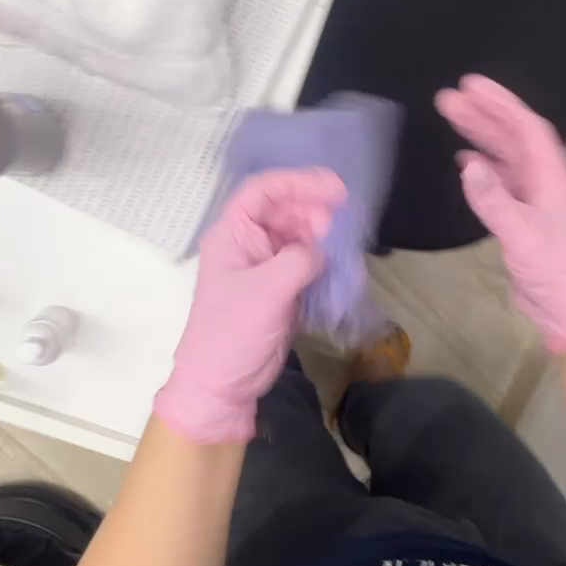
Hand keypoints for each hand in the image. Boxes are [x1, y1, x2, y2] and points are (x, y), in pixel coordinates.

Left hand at [154, 168, 345, 442]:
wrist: (223, 384)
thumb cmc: (233, 333)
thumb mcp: (266, 292)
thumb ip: (298, 260)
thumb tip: (320, 250)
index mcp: (232, 235)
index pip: (262, 191)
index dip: (296, 182)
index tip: (333, 188)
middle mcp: (247, 244)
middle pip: (283, 210)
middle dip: (313, 209)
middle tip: (340, 222)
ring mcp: (264, 266)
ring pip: (297, 235)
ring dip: (321, 235)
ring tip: (341, 245)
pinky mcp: (280, 288)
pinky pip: (305, 262)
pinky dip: (323, 259)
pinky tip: (340, 264)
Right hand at [436, 75, 565, 354]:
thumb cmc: (554, 270)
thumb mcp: (522, 234)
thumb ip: (494, 200)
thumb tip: (468, 164)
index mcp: (551, 178)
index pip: (526, 128)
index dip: (500, 103)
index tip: (470, 86)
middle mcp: (544, 181)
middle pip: (513, 137)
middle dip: (483, 114)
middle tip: (448, 98)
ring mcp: (533, 199)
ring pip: (505, 157)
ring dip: (480, 136)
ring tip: (451, 118)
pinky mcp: (522, 218)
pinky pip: (501, 181)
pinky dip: (482, 167)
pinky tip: (464, 162)